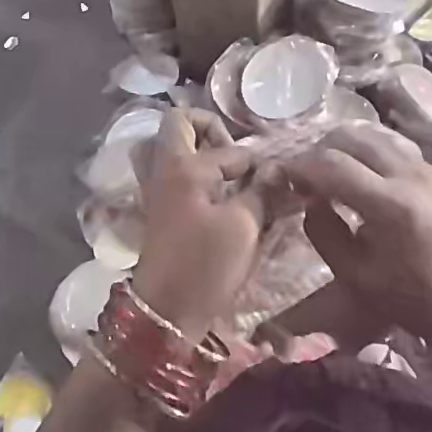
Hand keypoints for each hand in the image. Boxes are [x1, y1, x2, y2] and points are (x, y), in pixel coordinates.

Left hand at [130, 109, 267, 334]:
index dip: (257, 163)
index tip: (275, 184)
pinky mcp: (157, 205)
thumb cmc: (205, 265)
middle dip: (210, 130)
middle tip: (234, 159)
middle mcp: (163, 167)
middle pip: (179, 123)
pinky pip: (170, 169)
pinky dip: (191, 170)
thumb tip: (277, 168)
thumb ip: (262, 191)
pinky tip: (217, 193)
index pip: (229, 149)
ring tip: (225, 173)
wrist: (166, 308)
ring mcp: (155, 185)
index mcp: (183, 165)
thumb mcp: (244, 227)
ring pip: (170, 146)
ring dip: (196, 148)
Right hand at [285, 123, 431, 353]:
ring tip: (328, 170)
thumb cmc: (408, 296)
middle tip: (303, 175)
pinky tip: (357, 170)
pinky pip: (391, 145)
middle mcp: (411, 177)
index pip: (331, 165)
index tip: (282, 177)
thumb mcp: (352, 273)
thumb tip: (308, 198)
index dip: (299, 166)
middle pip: (349, 139)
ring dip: (341, 147)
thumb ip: (322, 229)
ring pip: (371, 135)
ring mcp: (427, 169)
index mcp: (391, 206)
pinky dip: (366, 150)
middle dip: (317, 153)